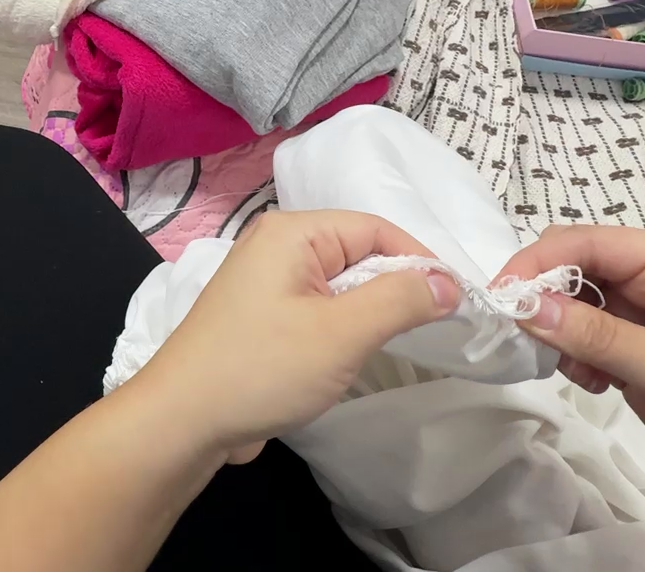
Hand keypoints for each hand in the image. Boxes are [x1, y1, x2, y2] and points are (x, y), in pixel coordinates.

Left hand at [123, 209, 459, 463]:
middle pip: (357, 250)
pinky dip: (344, 322)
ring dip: (370, 307)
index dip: (419, 258)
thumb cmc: (264, 366)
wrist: (185, 417)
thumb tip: (447, 281)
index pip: (374, 227)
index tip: (459, 299)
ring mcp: (266, 279)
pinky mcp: (263, 312)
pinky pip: (318, 303)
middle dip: (396, 284)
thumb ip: (398, 300)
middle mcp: (277, 244)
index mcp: (292, 231)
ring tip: (398, 340)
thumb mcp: (342, 332)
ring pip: (339, 281)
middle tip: (435, 326)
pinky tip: (355, 351)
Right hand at [497, 226, 644, 571]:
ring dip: (559, 331)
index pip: (590, 242)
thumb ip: (602, 336)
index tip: (498, 298)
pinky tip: (589, 383)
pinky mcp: (642, 355)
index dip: (539, 261)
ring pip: (575, 303)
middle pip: (578, 267)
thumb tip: (521, 303)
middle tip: (524, 338)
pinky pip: (586, 338)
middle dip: (545, 297)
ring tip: (572, 371)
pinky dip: (574, 355)